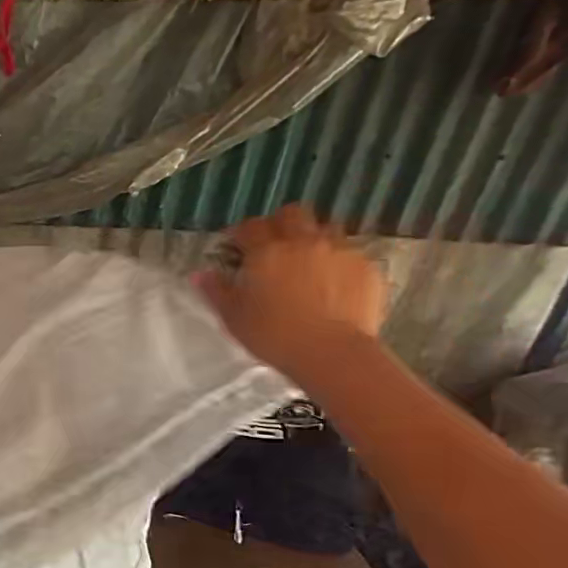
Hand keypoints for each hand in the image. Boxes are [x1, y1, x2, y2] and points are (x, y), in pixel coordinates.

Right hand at [193, 205, 386, 382]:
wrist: (332, 353)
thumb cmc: (274, 336)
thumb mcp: (234, 318)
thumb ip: (216, 291)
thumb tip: (201, 274)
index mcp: (267, 252)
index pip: (249, 226)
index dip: (240, 234)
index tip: (236, 248)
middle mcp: (304, 242)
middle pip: (292, 213)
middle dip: (279, 224)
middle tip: (272, 247)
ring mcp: (339, 250)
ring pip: (324, 227)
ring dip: (312, 238)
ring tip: (305, 262)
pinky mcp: (366, 266)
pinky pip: (349, 252)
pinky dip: (336, 261)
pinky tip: (332, 284)